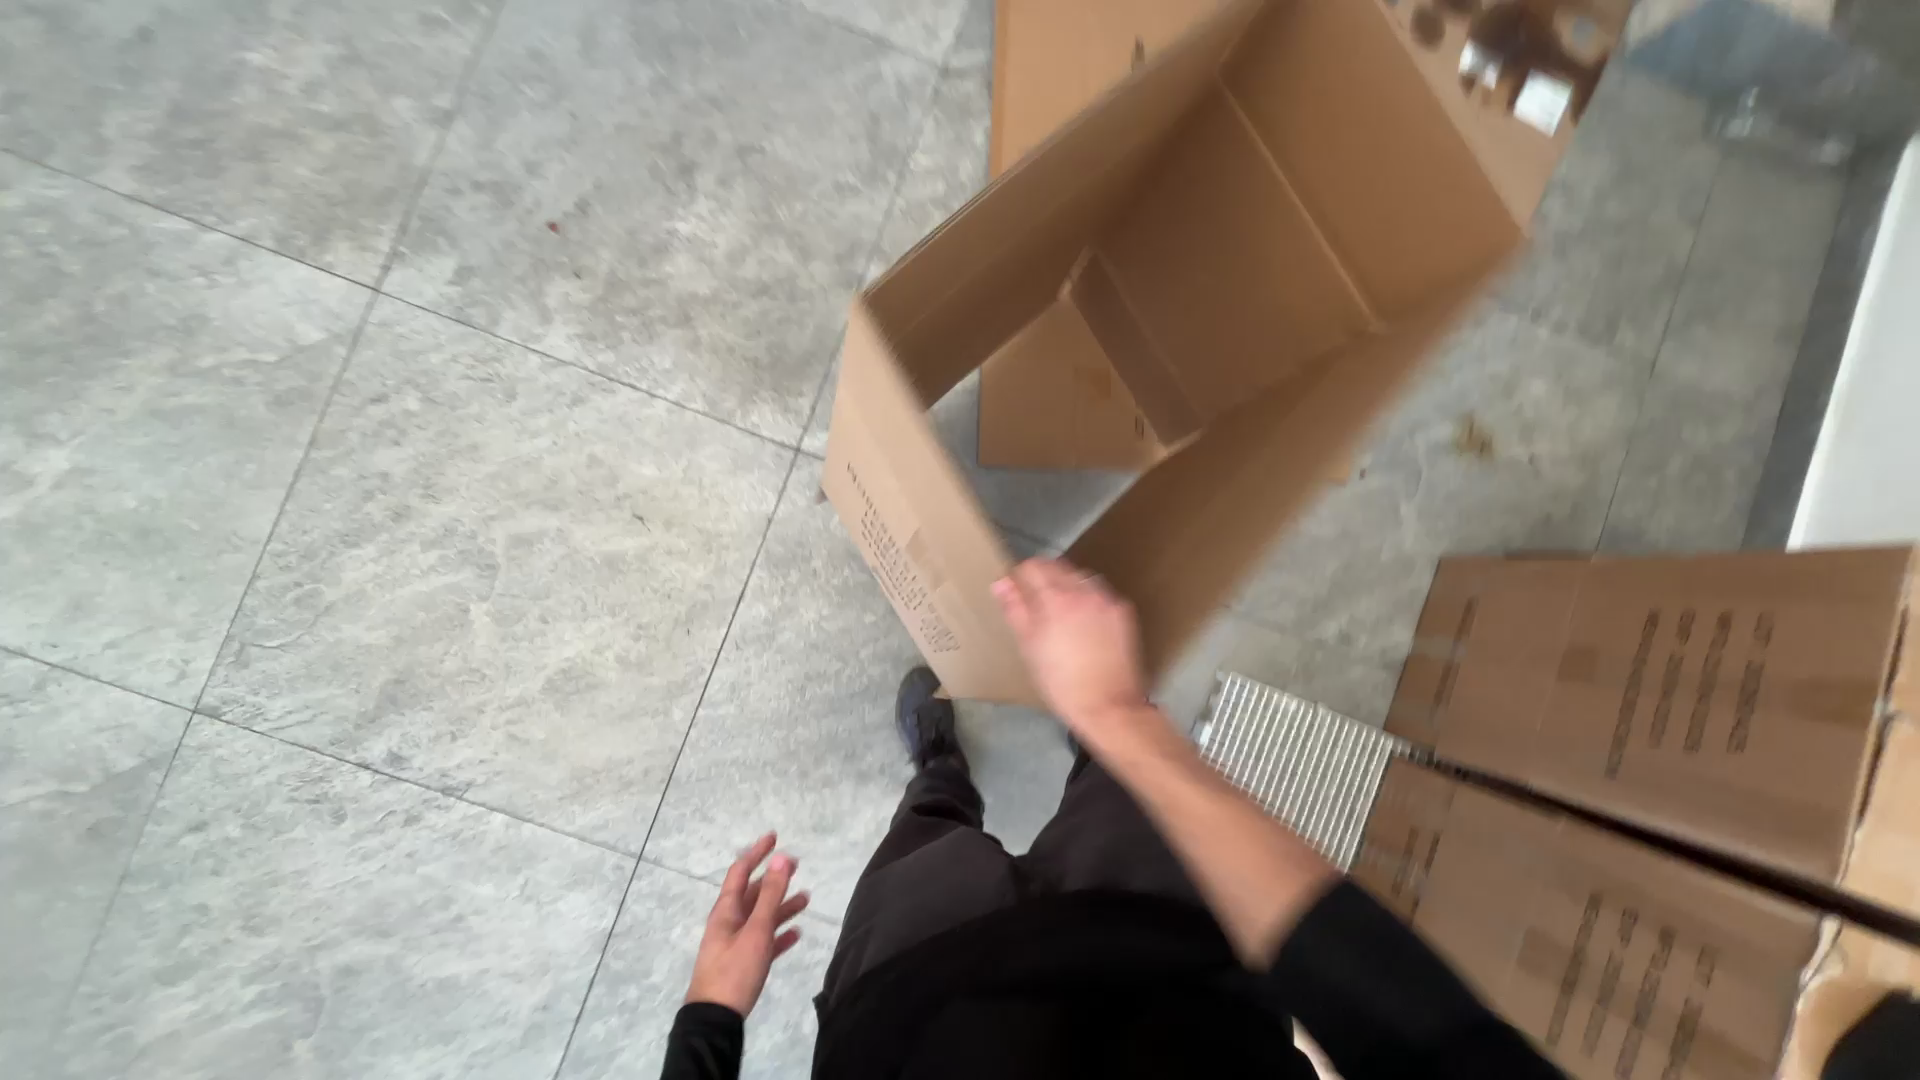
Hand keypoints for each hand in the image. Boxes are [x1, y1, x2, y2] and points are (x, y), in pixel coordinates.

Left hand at [685, 833, 808, 1015]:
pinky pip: (764, 941)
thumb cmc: (734, 971)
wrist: (714, 1021)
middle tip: (796, 866)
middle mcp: (729, 923)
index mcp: (726, 911)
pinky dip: (779, 934)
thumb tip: (781, 858)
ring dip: (781, 906)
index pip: (740, 871)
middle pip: (753, 893)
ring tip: (806, 899)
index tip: (774, 837)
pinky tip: (796, 933)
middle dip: (774, 879)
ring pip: (761, 917)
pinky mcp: (743, 964)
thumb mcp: (755, 930)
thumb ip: (770, 895)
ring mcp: (735, 944)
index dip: (757, 853)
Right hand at [992, 557, 1157, 745]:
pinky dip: (1088, 598)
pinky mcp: (1123, 612)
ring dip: (1067, 584)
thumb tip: (1002, 582)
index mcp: (1055, 599)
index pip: (1033, 566)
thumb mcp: (1029, 648)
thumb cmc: (1060, 682)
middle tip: (1035, 602)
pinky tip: (1084, 621)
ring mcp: (1106, 600)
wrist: (1108, 705)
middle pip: (1058, 566)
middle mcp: (1083, 591)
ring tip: (1060, 611)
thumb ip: (1015, 609)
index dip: (1021, 575)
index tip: (1016, 590)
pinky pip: (1100, 593)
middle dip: (1044, 577)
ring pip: (1081, 577)